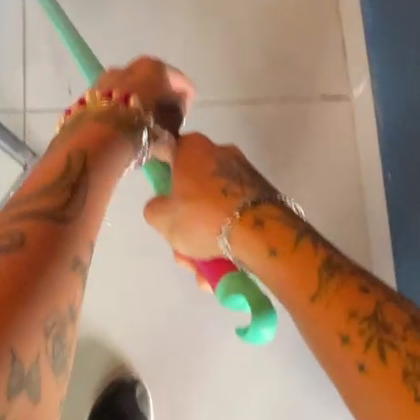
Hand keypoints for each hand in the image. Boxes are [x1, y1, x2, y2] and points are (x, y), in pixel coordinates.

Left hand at [87, 56, 194, 133]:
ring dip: (136, 99)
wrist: (98, 137)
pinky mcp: (90, 91)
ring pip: (129, 86)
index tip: (183, 118)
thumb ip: (177, 115)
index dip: (186, 102)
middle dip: (159, 95)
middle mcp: (131, 66)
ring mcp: (108, 77)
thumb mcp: (171, 126)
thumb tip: (175, 113)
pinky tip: (120, 122)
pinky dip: (119, 105)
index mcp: (157, 69)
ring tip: (139, 120)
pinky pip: (112, 96)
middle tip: (163, 117)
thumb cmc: (143, 128)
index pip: (181, 83)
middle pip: (153, 80)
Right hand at [141, 131, 281, 259]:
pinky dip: (227, 238)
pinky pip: (234, 215)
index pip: (166, 152)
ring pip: (213, 208)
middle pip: (191, 188)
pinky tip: (223, 266)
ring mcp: (244, 174)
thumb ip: (155, 209)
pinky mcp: (264, 195)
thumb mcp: (162, 219)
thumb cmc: (204, 217)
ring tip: (204, 270)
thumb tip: (163, 207)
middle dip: (185, 224)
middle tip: (183, 251)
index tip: (161, 199)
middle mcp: (220, 153)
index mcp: (192, 148)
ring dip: (205, 240)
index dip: (159, 175)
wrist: (261, 234)